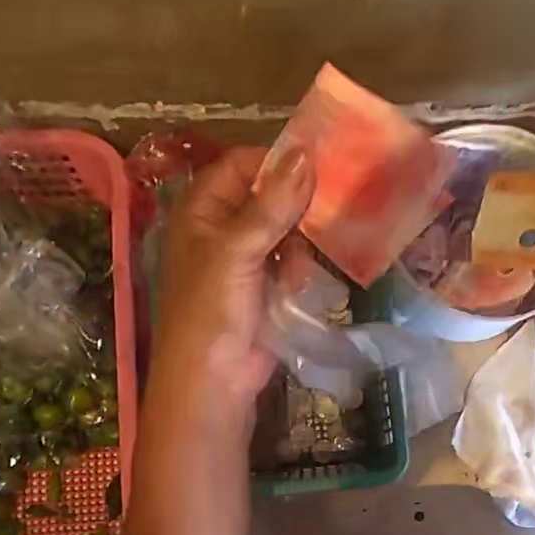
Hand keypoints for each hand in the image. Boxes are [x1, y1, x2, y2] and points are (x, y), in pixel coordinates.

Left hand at [154, 145, 314, 415]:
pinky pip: (291, 262)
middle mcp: (223, 227)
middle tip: (332, 205)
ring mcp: (246, 259)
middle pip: (268, 197)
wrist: (213, 379)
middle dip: (297, 205)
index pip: (242, 164)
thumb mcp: (237, 250)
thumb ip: (271, 205)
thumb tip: (305, 155)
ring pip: (285, 231)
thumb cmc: (212, 308)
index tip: (319, 164)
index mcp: (202, 209)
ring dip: (300, 242)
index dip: (277, 162)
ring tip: (305, 258)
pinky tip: (300, 282)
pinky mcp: (266, 287)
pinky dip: (299, 269)